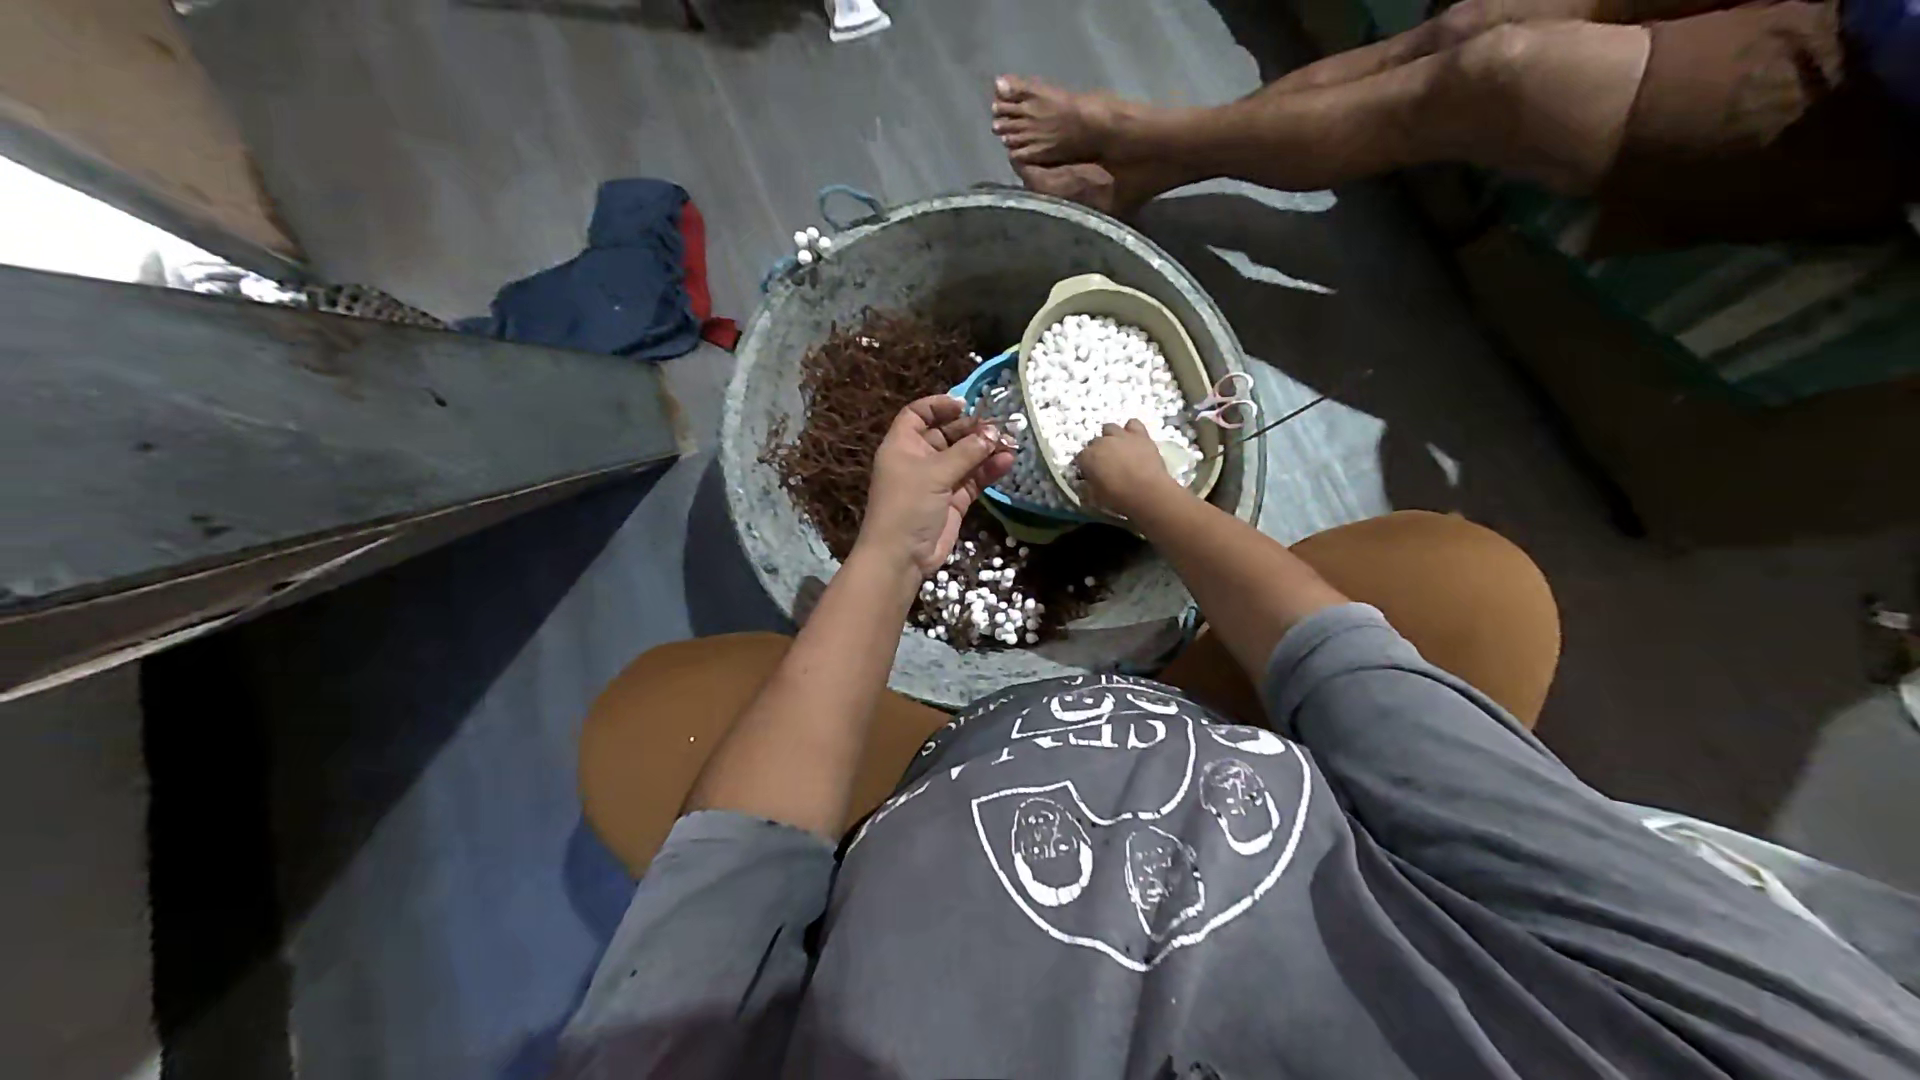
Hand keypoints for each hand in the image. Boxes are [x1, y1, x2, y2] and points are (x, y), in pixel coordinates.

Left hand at [857, 395, 1015, 576]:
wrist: (901, 556)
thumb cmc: (908, 506)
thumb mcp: (934, 473)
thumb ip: (966, 451)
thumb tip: (993, 433)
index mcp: (903, 445)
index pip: (917, 414)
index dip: (938, 406)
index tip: (965, 404)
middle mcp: (919, 459)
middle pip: (947, 434)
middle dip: (972, 429)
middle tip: (999, 426)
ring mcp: (937, 480)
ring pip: (964, 457)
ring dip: (985, 449)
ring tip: (1010, 442)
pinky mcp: (953, 500)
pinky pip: (973, 479)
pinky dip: (988, 470)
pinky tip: (1007, 461)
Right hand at [1076, 419, 1182, 516]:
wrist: (1148, 493)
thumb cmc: (1118, 498)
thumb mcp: (1094, 497)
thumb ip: (1087, 485)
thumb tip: (1085, 481)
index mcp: (1087, 457)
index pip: (1080, 458)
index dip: (1085, 466)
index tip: (1091, 474)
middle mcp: (1101, 442)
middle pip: (1094, 442)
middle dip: (1098, 451)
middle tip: (1106, 464)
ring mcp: (1121, 436)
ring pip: (1110, 428)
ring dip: (1110, 437)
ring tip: (1117, 448)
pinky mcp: (1140, 435)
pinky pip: (1133, 424)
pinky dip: (1131, 430)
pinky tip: (1132, 439)